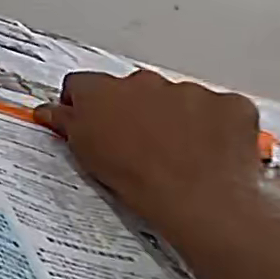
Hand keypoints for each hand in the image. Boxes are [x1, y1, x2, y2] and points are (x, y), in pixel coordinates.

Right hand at [33, 70, 265, 236]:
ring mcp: (190, 91)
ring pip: (175, 96)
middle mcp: (143, 82)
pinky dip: (213, 121)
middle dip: (131, 105)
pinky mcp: (231, 104)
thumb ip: (63, 120)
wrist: (195, 197)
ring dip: (172, 112)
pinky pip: (219, 106)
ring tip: (174, 145)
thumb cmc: (132, 172)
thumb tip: (49, 110)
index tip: (87, 118)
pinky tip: (206, 143)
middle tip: (133, 136)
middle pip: (130, 87)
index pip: (81, 83)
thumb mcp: (81, 148)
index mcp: (100, 89)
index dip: (81, 102)